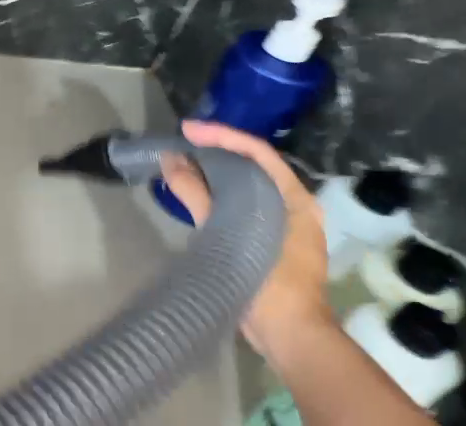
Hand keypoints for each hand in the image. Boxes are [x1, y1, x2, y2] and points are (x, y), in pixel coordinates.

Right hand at [159, 120, 333, 353]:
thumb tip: (170, 159)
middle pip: (251, 165)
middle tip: (180, 144)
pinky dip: (216, 192)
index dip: (221, 135)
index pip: (258, 152)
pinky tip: (194, 193)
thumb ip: (198, 194)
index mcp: (296, 200)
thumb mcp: (231, 234)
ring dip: (213, 172)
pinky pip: (240, 203)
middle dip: (215, 150)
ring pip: (244, 184)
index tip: (186, 130)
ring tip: (181, 164)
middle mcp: (293, 206)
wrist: (291, 335)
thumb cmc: (269, 281)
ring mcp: (282, 224)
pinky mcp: (267, 239)